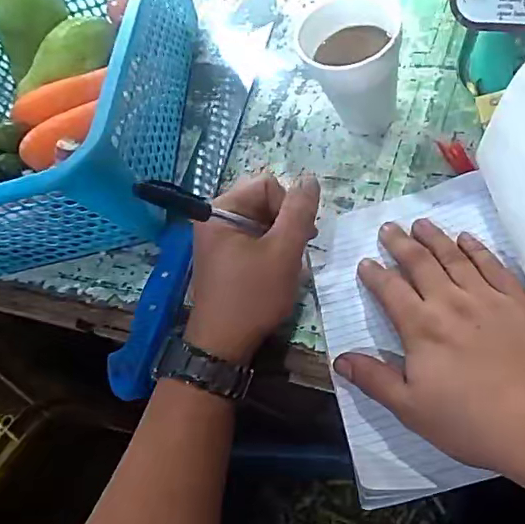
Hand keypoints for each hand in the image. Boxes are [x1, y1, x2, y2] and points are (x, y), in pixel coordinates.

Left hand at [184, 173, 320, 361]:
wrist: (223, 344)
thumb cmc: (253, 296)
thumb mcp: (283, 252)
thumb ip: (299, 212)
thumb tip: (309, 179)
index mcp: (220, 209)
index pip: (267, 184)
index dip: (289, 206)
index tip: (298, 237)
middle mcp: (215, 218)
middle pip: (265, 200)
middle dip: (286, 222)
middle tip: (297, 251)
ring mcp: (218, 238)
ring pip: (264, 221)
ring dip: (282, 238)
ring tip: (288, 265)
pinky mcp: (225, 256)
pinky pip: (255, 239)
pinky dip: (272, 250)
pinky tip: (278, 271)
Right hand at [335, 220, 524, 490]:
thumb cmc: (471, 422)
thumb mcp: (412, 410)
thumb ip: (375, 380)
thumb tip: (340, 359)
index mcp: (421, 328)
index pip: (390, 290)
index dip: (375, 274)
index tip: (366, 262)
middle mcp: (451, 303)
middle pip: (421, 263)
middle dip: (401, 244)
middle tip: (389, 228)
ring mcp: (487, 298)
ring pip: (455, 257)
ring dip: (435, 238)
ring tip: (421, 223)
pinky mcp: (518, 301)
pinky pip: (493, 265)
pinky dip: (477, 248)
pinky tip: (468, 239)